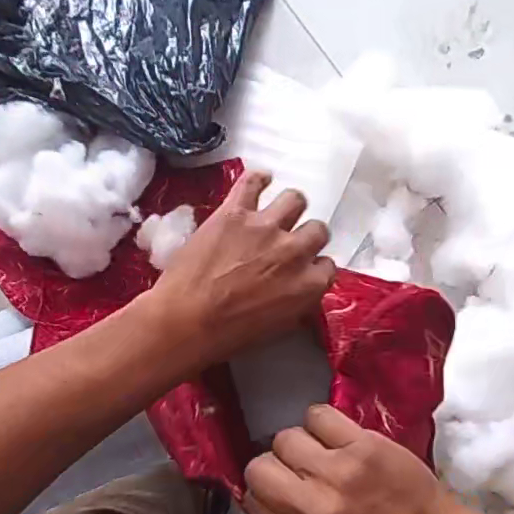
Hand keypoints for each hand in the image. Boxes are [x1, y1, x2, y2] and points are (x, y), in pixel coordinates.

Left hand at [143, 170, 335, 365]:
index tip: (303, 269)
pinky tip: (262, 180)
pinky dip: (259, 179)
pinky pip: (253, 182)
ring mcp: (265, 227)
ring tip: (279, 212)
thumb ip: (297, 303)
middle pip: (317, 230)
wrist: (186, 321)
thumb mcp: (278, 327)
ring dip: (290, 207)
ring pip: (295, 200)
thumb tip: (301, 292)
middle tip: (289, 242)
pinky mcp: (235, 212)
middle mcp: (295, 251)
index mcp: (309, 285)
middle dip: (307, 236)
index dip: (314, 266)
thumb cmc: (230, 334)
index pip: (327, 266)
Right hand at [241, 405, 488, 513]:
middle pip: (260, 466)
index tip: (286, 488)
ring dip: (301, 443)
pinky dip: (322, 422)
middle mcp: (315, 510)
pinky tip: (338, 437)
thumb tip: (252, 489)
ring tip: (324, 454)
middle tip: (302, 469)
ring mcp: (340, 474)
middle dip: (275, 464)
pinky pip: (316, 415)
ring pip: (286, 438)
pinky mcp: (363, 446)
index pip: (251, 499)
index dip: (266, 489)